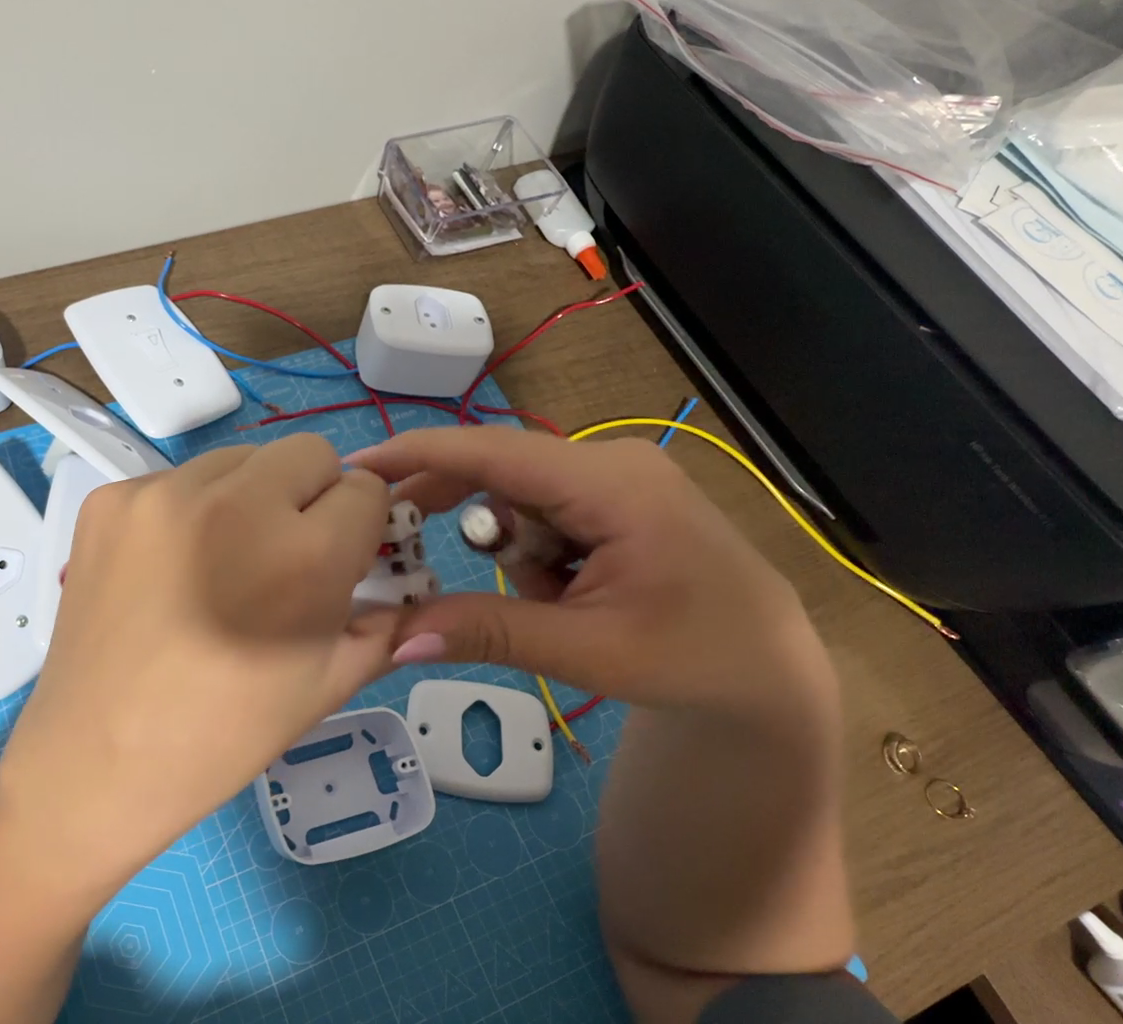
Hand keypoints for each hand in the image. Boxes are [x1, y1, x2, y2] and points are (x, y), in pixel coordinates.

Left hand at [0, 434, 398, 891]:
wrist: (96, 759)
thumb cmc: (222, 736)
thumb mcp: (329, 685)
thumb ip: (387, 620)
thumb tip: (410, 582)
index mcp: (302, 551)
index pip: (365, 491)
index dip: (360, 530)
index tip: (339, 564)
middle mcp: (232, 500)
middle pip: (306, 454)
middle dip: (311, 499)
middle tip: (282, 560)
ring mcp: (159, 492)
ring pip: (238, 460)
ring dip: (248, 499)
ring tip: (220, 566)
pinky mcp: (108, 499)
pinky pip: (175, 480)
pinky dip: (188, 511)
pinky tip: (169, 570)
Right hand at [349, 427, 831, 717]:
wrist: (765, 668)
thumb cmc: (693, 660)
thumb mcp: (587, 651)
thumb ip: (488, 633)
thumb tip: (396, 640)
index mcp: (614, 486)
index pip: (495, 453)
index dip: (420, 455)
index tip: (357, 467)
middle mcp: (609, 464)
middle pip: (497, 470)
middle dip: (457, 511)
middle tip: (404, 548)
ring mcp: (612, 477)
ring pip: (514, 497)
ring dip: (512, 550)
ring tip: (553, 601)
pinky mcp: (611, 497)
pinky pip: (539, 511)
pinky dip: (532, 552)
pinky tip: (568, 589)